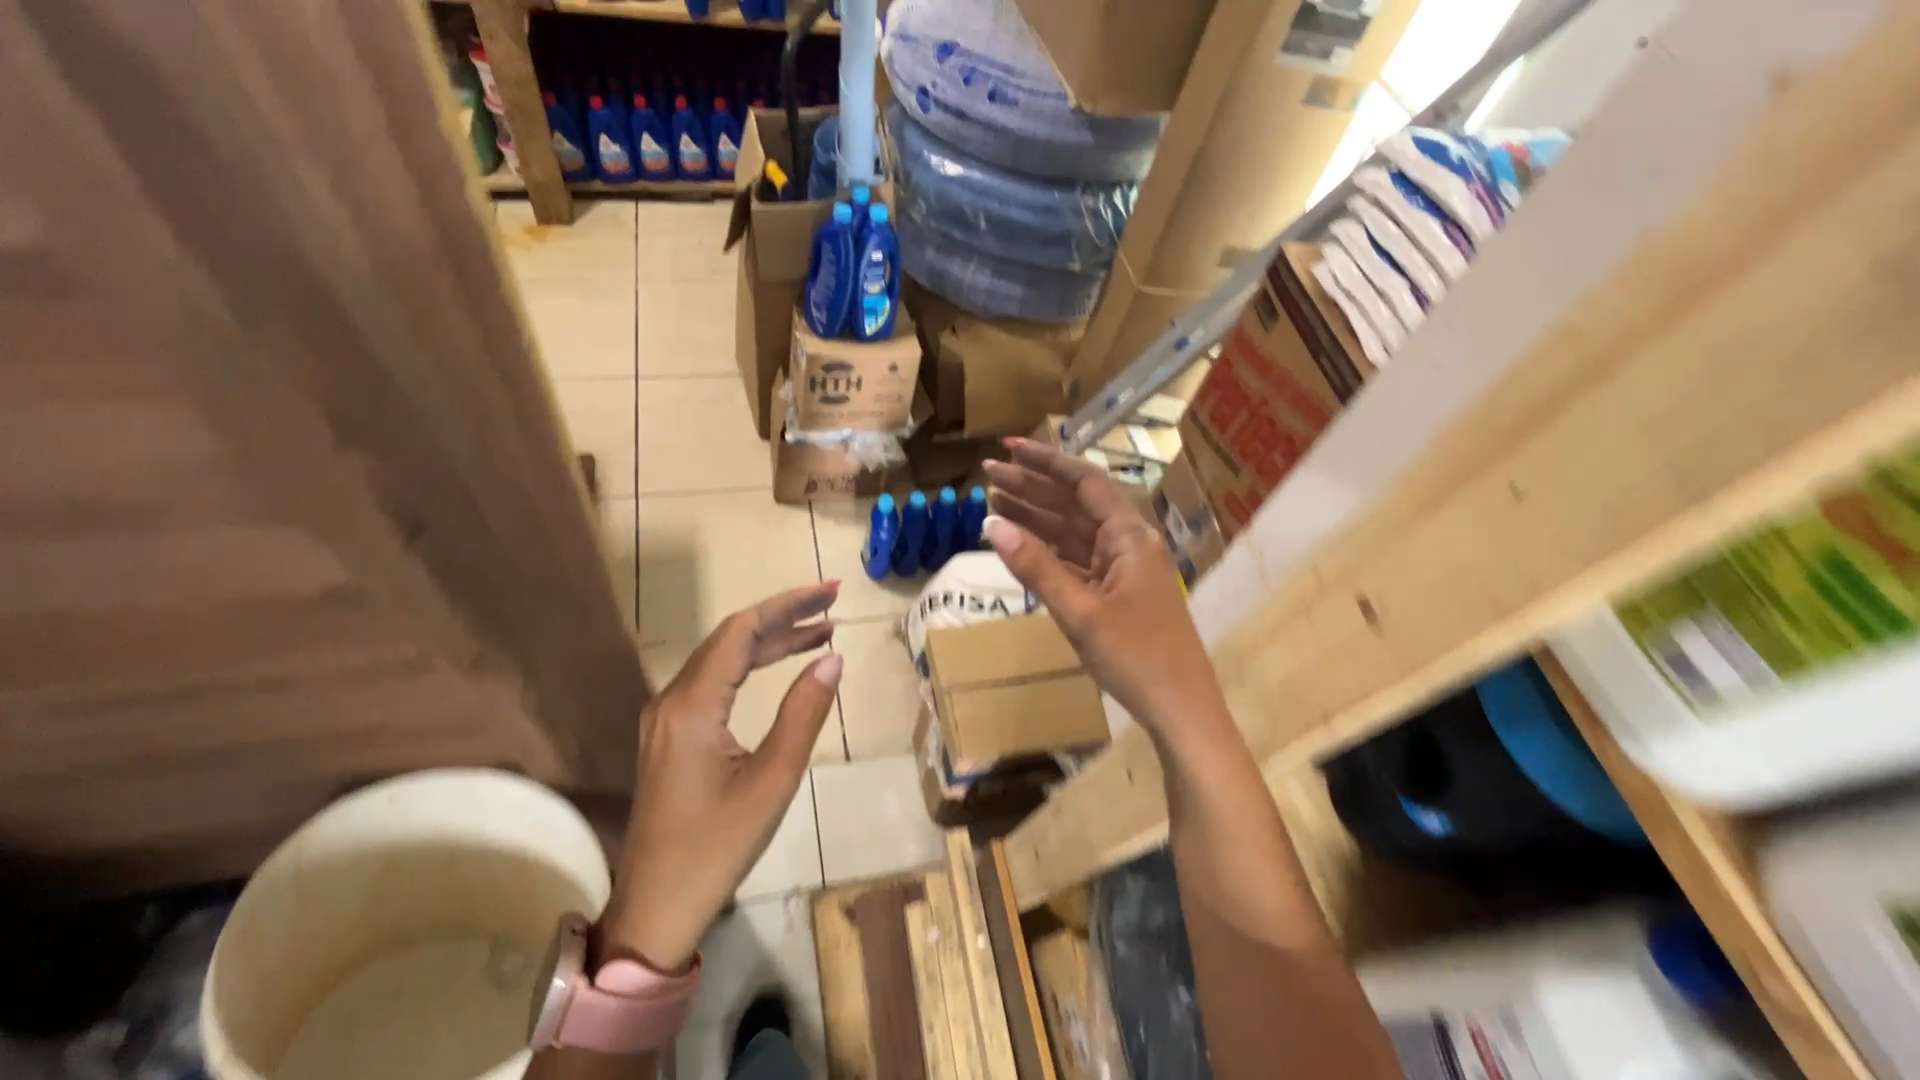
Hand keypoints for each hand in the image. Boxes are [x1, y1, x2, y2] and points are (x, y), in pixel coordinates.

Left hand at [598, 582, 842, 971]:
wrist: (657, 906)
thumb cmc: (718, 847)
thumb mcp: (772, 780)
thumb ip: (803, 713)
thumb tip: (832, 659)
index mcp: (692, 706)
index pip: (741, 631)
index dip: (787, 604)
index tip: (830, 592)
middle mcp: (672, 701)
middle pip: (730, 638)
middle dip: (782, 617)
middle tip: (833, 606)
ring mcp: (665, 720)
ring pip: (721, 661)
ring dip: (768, 642)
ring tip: (819, 633)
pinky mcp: (670, 738)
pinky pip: (712, 685)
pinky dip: (749, 668)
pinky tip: (778, 669)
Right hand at [983, 439, 1227, 743]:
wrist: (1181, 709)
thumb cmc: (1136, 658)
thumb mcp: (1080, 612)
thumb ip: (1036, 567)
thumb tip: (992, 525)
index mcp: (1128, 537)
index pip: (1084, 482)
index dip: (1045, 461)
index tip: (1008, 448)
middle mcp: (1127, 543)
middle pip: (1075, 503)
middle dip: (1032, 486)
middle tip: (987, 474)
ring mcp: (1122, 569)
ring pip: (1074, 531)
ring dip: (1036, 515)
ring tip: (993, 501)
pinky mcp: (1116, 593)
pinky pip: (1077, 559)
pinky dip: (1048, 550)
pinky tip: (1020, 542)